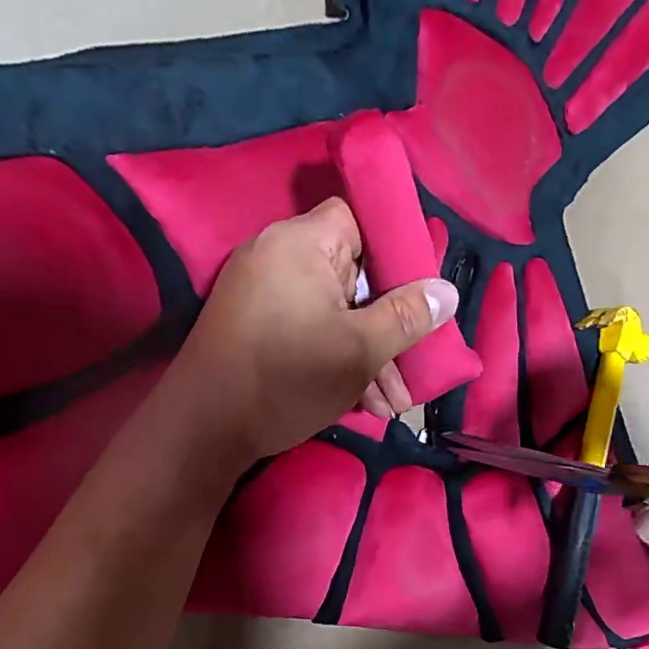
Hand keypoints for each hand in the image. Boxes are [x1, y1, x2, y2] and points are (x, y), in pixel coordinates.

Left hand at [162, 198, 458, 462]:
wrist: (201, 429)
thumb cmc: (286, 380)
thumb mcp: (359, 351)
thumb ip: (407, 317)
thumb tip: (447, 291)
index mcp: (300, 243)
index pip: (359, 218)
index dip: (393, 250)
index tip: (417, 293)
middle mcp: (274, 254)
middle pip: (348, 271)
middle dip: (383, 321)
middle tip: (408, 364)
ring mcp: (257, 290)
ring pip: (328, 308)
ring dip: (361, 351)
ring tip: (388, 402)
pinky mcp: (249, 323)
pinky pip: (303, 325)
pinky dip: (328, 353)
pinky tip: (357, 399)